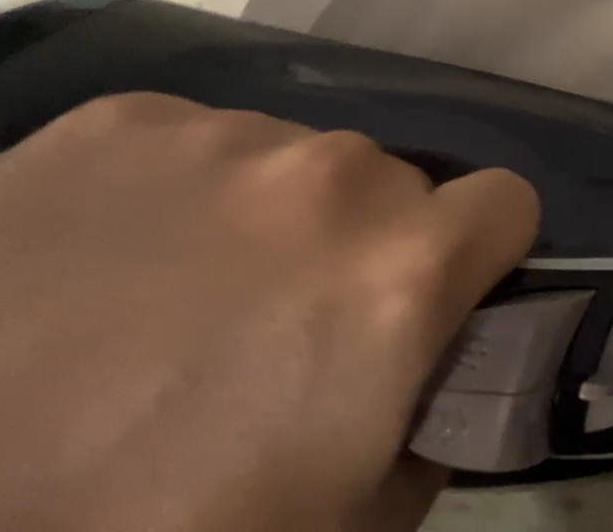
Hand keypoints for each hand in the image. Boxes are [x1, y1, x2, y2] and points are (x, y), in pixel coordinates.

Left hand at [0, 94, 540, 531]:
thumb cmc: (156, 531)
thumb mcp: (346, 517)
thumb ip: (433, 421)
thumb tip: (443, 371)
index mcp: (405, 268)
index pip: (509, 203)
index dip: (482, 253)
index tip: (436, 296)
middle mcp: (334, 177)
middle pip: (396, 184)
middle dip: (364, 243)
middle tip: (280, 325)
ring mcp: (222, 138)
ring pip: (300, 159)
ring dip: (273, 215)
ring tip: (171, 296)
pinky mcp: (117, 122)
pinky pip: (199, 141)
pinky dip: (182, 191)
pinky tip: (103, 261)